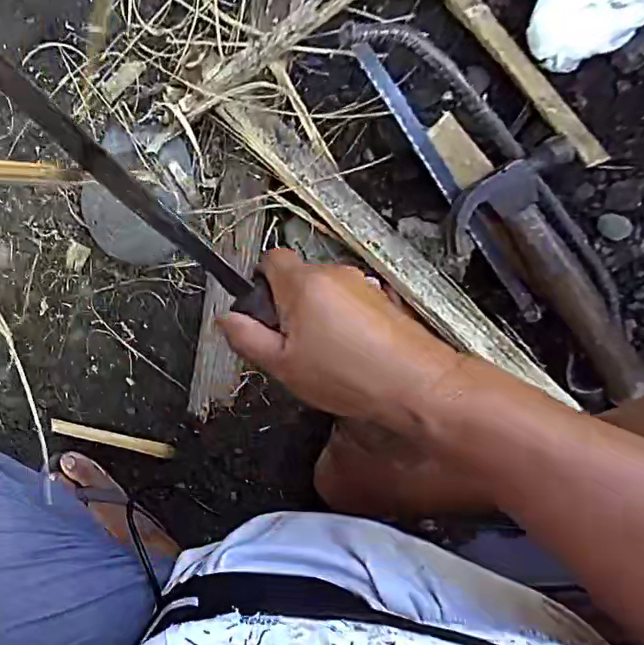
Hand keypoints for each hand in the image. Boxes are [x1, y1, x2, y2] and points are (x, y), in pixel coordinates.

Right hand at [219, 250, 476, 433]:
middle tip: (287, 344)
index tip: (260, 311)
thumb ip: (246, 337)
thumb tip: (226, 319)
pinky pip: (345, 302)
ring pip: (321, 291)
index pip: (269, 259)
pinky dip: (339, 322)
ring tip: (319, 354)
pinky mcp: (381, 298)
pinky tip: (343, 354)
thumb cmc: (351, 376)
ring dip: (313, 316)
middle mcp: (334, 274)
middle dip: (285, 306)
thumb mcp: (280, 364)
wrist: (416, 385)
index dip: (258, 283)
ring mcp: (361, 284)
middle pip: (294, 277)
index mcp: (303, 284)